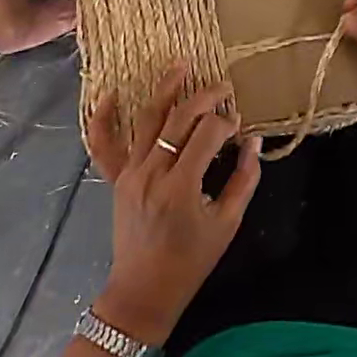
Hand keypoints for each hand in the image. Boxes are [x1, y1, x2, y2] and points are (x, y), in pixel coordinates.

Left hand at [84, 68, 260, 344]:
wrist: (143, 292)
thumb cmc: (191, 260)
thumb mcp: (228, 223)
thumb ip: (245, 178)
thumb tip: (254, 140)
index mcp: (181, 187)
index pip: (208, 135)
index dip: (227, 123)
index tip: (239, 126)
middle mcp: (151, 173)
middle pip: (179, 119)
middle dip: (205, 97)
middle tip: (224, 86)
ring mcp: (129, 173)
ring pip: (147, 120)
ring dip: (165, 89)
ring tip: (182, 65)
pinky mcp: (115, 178)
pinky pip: (103, 144)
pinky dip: (102, 118)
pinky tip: (111, 93)